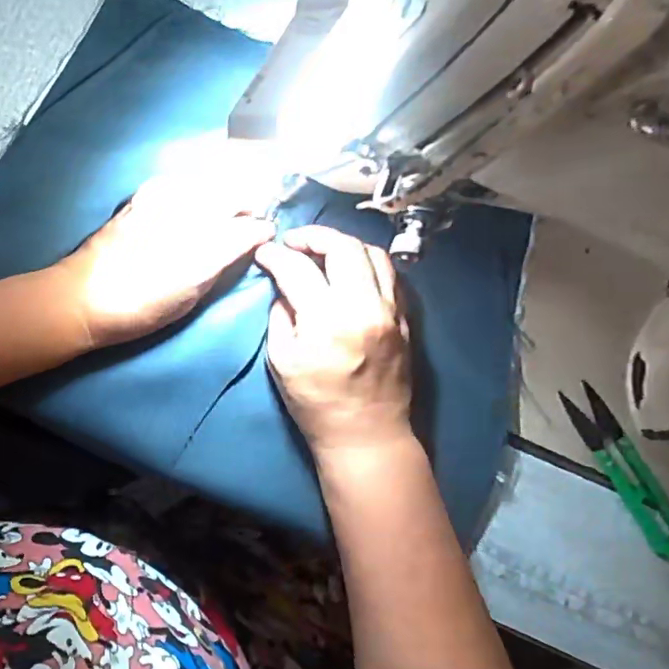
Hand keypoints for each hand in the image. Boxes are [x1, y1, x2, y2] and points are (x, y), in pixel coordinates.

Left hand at [49, 169, 278, 348]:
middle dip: (246, 203)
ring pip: (209, 182)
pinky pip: (178, 182)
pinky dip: (189, 188)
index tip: (263, 234)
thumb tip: (238, 248)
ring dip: (220, 192)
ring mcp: (164, 200)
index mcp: (207, 250)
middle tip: (245, 218)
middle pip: (236, 193)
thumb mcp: (187, 300)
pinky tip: (184, 203)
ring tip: (218, 210)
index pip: (252, 227)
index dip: (261, 230)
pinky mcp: (141, 196)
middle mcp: (190, 217)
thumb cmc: (136, 310)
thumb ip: (218, 268)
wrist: (82, 297)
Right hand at [254, 226, 414, 453]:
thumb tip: (284, 290)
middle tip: (293, 242)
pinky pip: (389, 276)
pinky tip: (348, 272)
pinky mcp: (405, 319)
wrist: (365, 431)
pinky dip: (366, 264)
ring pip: (374, 255)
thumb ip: (281, 317)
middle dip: (314, 237)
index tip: (263, 254)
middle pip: (344, 248)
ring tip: (322, 252)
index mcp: (328, 320)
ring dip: (344, 245)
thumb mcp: (281, 360)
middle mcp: (365, 307)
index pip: (298, 269)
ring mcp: (391, 311)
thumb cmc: (314, 402)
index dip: (276, 256)